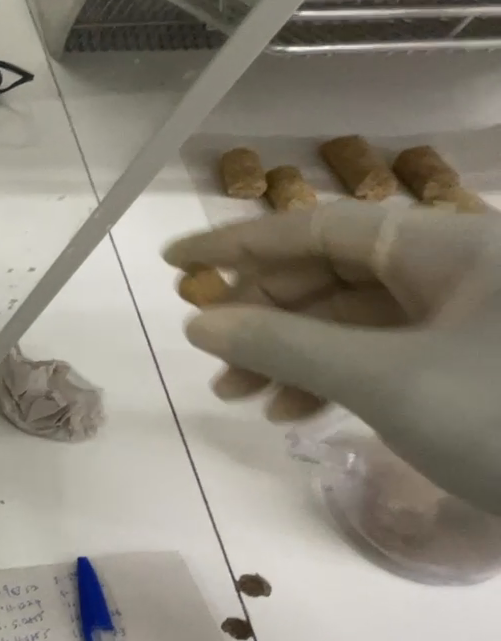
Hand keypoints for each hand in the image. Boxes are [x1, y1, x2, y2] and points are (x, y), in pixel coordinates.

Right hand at [164, 201, 500, 513]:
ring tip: (238, 396)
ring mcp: (480, 318)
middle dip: (262, 315)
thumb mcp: (387, 382)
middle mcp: (469, 270)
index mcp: (457, 249)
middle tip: (209, 355)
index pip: (319, 227)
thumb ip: (282, 344)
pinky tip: (296, 413)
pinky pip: (387, 351)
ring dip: (288, 354)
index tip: (171, 261)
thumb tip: (200, 320)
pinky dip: (332, 377)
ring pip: (355, 318)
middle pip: (332, 274)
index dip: (237, 244)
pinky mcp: (484, 362)